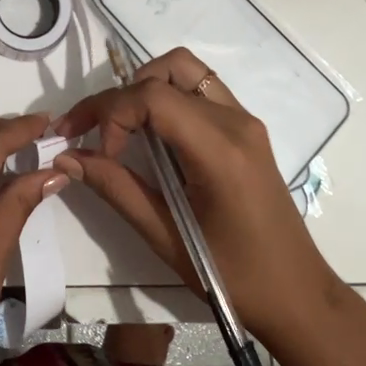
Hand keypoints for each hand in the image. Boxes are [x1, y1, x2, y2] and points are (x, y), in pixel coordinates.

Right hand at [53, 49, 355, 355]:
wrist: (298, 296)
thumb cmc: (235, 278)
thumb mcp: (168, 239)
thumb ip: (116, 190)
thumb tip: (67, 157)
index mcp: (220, 150)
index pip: (154, 96)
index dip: (111, 113)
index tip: (94, 151)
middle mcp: (236, 121)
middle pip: (166, 72)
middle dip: (120, 96)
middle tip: (91, 132)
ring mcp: (245, 120)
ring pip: (184, 69)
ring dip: (145, 87)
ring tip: (121, 128)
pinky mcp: (246, 127)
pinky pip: (199, 88)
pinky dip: (166, 96)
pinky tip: (151, 134)